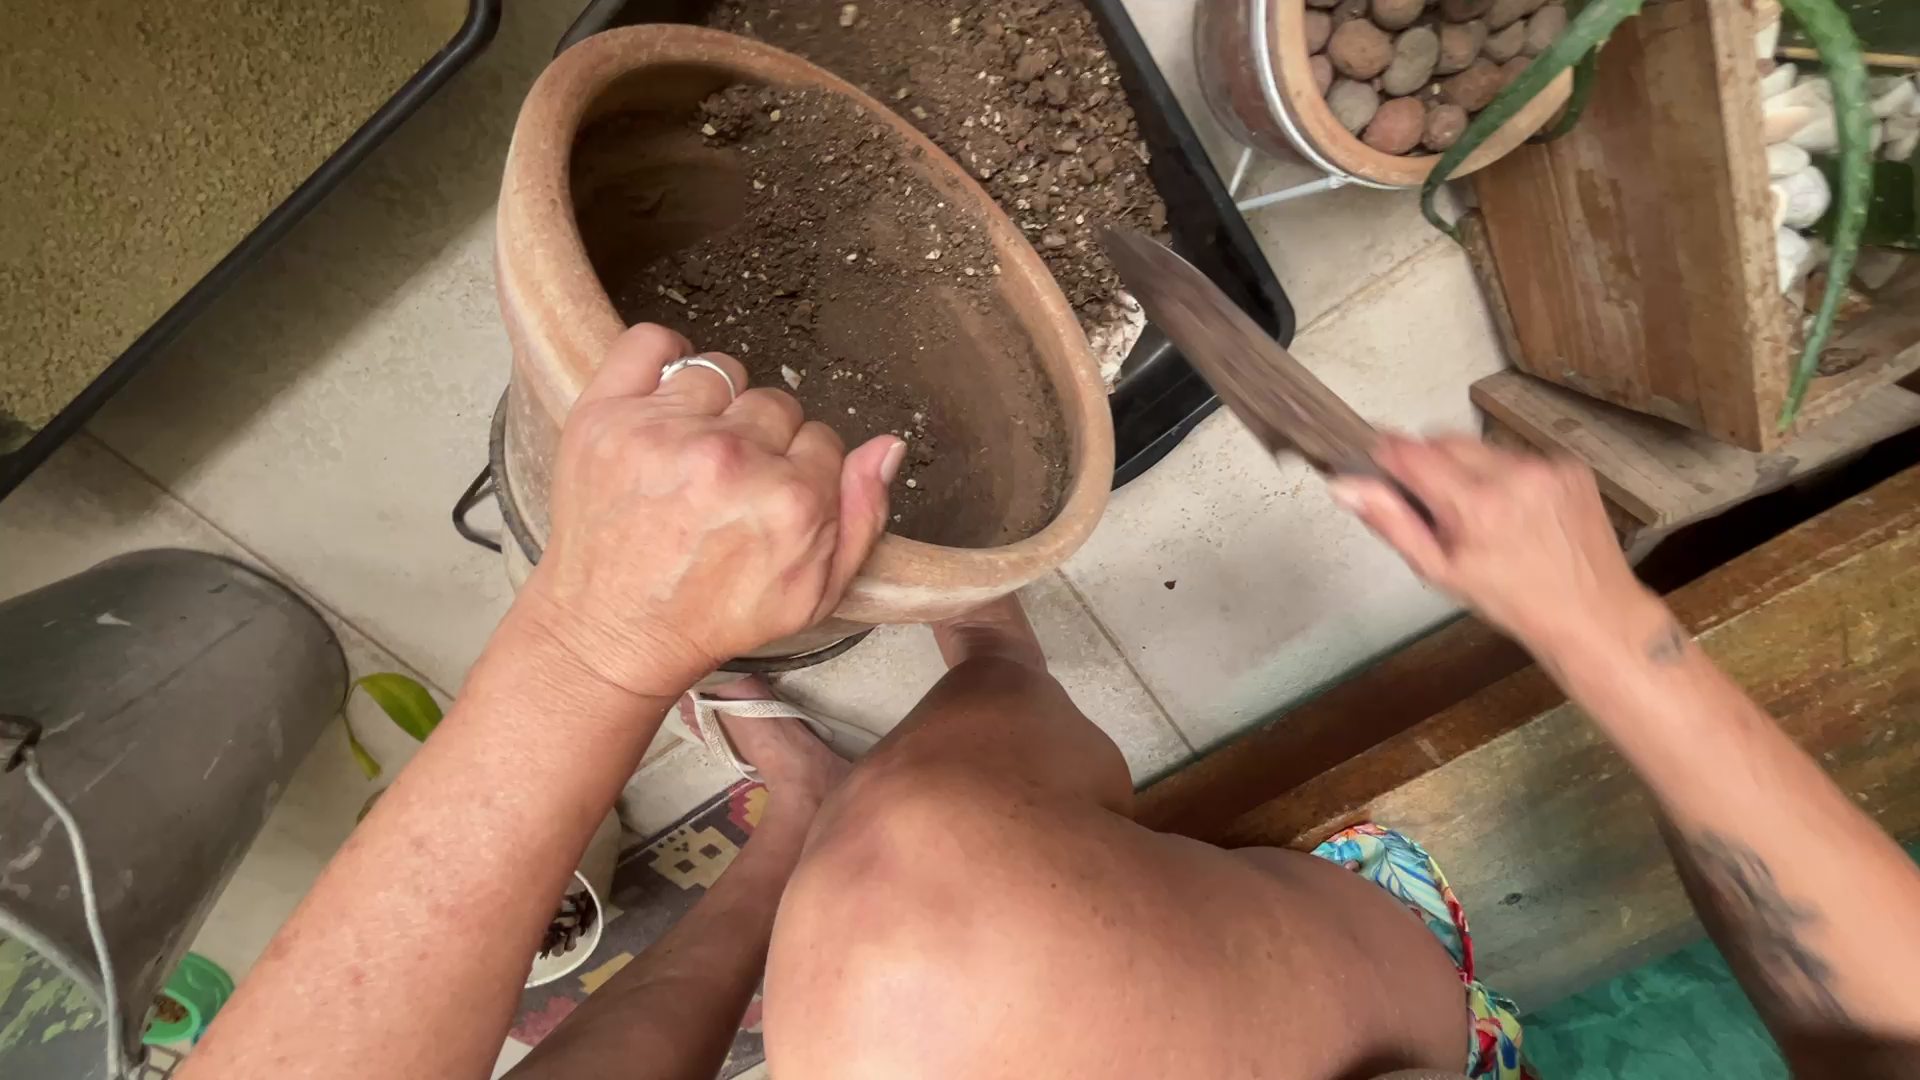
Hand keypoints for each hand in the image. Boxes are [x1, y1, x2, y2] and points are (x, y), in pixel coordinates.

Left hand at [518, 324, 902, 697]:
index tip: (777, 493)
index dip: (805, 466)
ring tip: (697, 453)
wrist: (616, 633)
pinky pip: (649, 342)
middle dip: (765, 439)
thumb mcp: (818, 592)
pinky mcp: (606, 416)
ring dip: (718, 407)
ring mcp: (664, 432)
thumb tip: (888, 445)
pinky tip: (670, 395)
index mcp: (791, 499)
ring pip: (723, 374)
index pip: (824, 438)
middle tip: (735, 483)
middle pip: (777, 404)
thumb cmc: (718, 616)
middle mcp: (732, 457)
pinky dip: (664, 356)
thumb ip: (865, 516)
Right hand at [1327, 435, 1657, 648]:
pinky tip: (1506, 506)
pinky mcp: (1569, 465)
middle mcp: (1515, 474)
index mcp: (1477, 504)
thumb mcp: (1436, 569)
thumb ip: (1389, 521)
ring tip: (1471, 508)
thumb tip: (1346, 487)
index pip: (1413, 453)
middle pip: (1444, 441)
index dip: (1386, 451)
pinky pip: (1513, 453)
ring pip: (1478, 446)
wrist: (1591, 612)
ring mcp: (1547, 466)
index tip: (1371, 454)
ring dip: (1462, 466)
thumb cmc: (1509, 598)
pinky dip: (1498, 472)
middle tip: (1425, 499)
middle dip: (1425, 461)